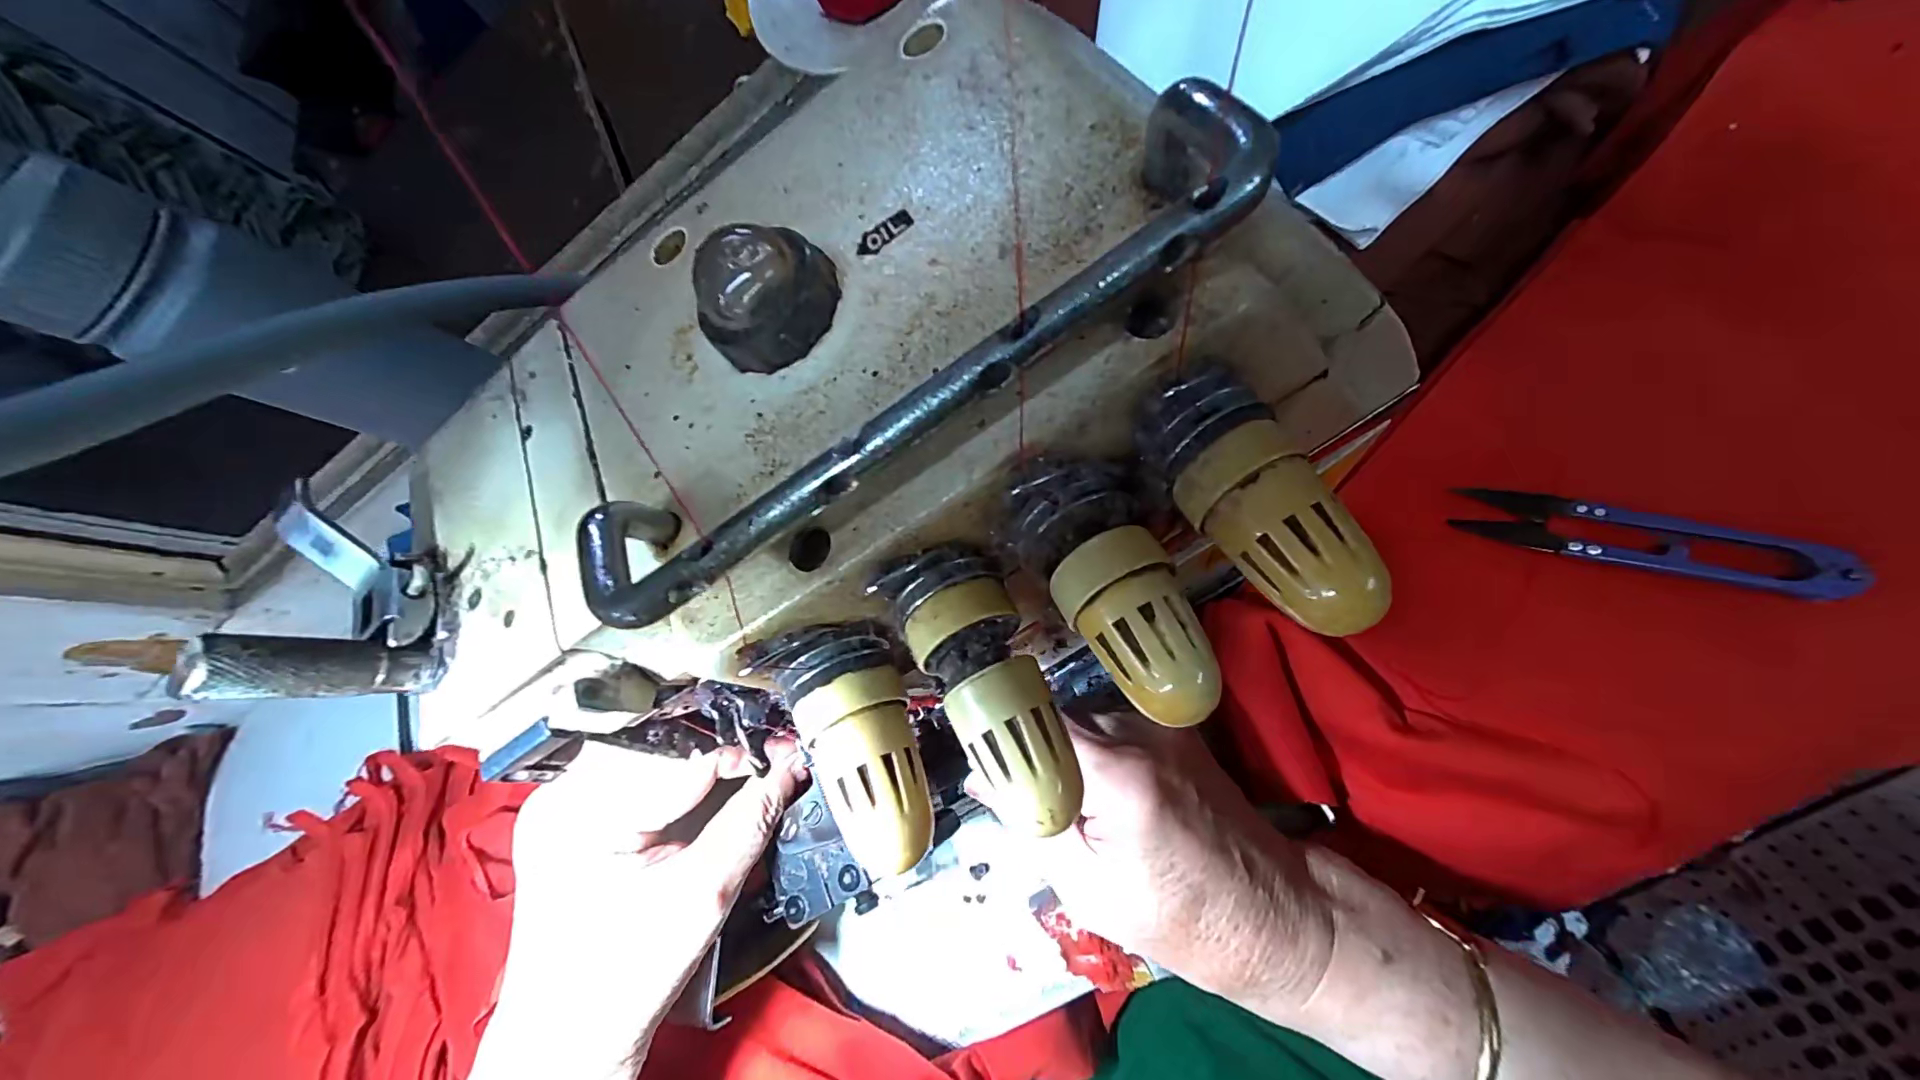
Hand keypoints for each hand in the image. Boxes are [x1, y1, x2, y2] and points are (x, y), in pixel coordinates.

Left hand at [471, 738, 805, 1079]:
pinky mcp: (577, 817)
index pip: (682, 754)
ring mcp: (565, 805)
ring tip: (738, 797)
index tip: (781, 758)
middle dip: (725, 762)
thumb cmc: (615, 986)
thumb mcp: (704, 893)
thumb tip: (787, 771)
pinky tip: (700, 812)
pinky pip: (643, 779)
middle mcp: (563, 797)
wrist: (572, 1035)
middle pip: (668, 749)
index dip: (740, 755)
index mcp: (579, 811)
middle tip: (768, 774)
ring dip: (706, 774)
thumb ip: (752, 820)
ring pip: (660, 759)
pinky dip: (682, 790)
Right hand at [969, 716, 1335, 1008]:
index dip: (1002, 737)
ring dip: (1069, 755)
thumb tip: (982, 778)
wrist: (1271, 916)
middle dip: (1035, 753)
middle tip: (1029, 799)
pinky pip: (1113, 729)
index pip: (1034, 724)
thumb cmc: (1176, 918)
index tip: (979, 757)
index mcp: (1119, 772)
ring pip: (1084, 722)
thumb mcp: (1086, 886)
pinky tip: (1108, 797)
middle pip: (1058, 720)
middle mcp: (1141, 731)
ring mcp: (1162, 727)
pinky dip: (1097, 755)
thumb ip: (1030, 822)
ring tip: (1077, 806)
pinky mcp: (1176, 732)